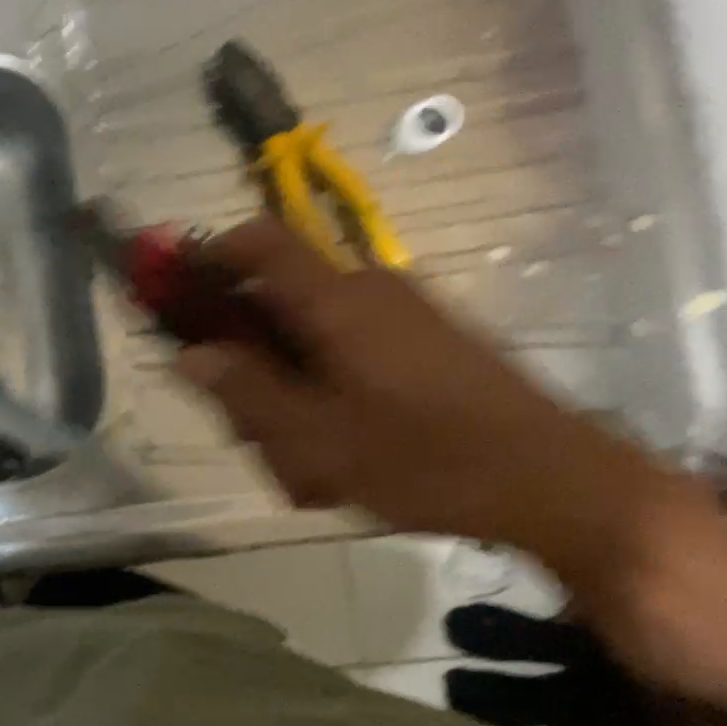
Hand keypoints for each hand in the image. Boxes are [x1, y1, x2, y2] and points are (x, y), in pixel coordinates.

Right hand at [173, 217, 674, 566]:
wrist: (556, 484)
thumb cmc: (422, 459)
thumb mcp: (312, 437)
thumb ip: (241, 391)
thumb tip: (188, 354)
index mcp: (336, 302)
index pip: (259, 241)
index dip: (206, 255)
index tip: (170, 295)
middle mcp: (368, 295)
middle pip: (274, 307)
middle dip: (244, 363)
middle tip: (242, 430)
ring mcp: (402, 320)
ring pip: (307, 343)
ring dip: (284, 395)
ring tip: (297, 463)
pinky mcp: (424, 348)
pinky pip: (346, 360)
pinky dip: (323, 400)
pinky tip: (335, 459)